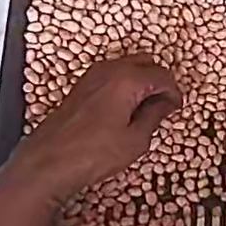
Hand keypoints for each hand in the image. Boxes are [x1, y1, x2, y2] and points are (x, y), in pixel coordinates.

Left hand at [0, 55, 180, 208]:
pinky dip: (126, 86)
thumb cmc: (91, 153)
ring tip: (148, 110)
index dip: (175, 93)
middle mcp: (109, 70)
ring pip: (129, 66)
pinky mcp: (82, 86)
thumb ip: (155, 116)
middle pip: (147, 63)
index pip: (163, 76)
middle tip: (166, 107)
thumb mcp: (136, 140)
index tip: (177, 108)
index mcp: (127, 79)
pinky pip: (113, 75)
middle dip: (160, 82)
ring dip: (143, 82)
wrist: (48, 162)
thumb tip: (165, 104)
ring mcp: (93, 76)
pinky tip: (127, 110)